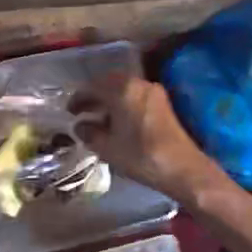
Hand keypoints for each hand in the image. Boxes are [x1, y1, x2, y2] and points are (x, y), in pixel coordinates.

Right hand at [72, 75, 221, 200]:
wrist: (182, 168)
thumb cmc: (140, 156)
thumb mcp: (107, 147)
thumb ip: (89, 133)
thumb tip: (80, 126)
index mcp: (122, 89)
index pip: (93, 86)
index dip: (78, 98)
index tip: (70, 111)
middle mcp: (139, 84)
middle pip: (110, 83)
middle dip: (94, 95)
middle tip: (81, 111)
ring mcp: (154, 92)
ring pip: (124, 89)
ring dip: (109, 99)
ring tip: (97, 117)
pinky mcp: (163, 103)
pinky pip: (136, 96)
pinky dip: (123, 103)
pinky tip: (117, 120)